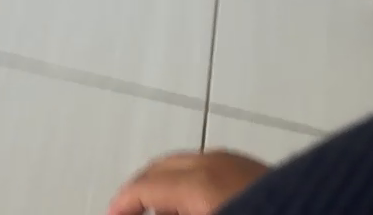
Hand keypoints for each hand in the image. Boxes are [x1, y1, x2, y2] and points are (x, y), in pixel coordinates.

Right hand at [106, 150, 269, 214]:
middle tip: (130, 213)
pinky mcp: (260, 170)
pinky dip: (196, 185)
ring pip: (190, 165)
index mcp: (200, 181)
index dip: (124, 202)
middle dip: (144, 190)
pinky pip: (214, 169)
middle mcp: (218, 162)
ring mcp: (241, 162)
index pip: (147, 184)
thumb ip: (170, 213)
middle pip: (165, 166)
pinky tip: (201, 208)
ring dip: (170, 188)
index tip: (112, 214)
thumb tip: (145, 211)